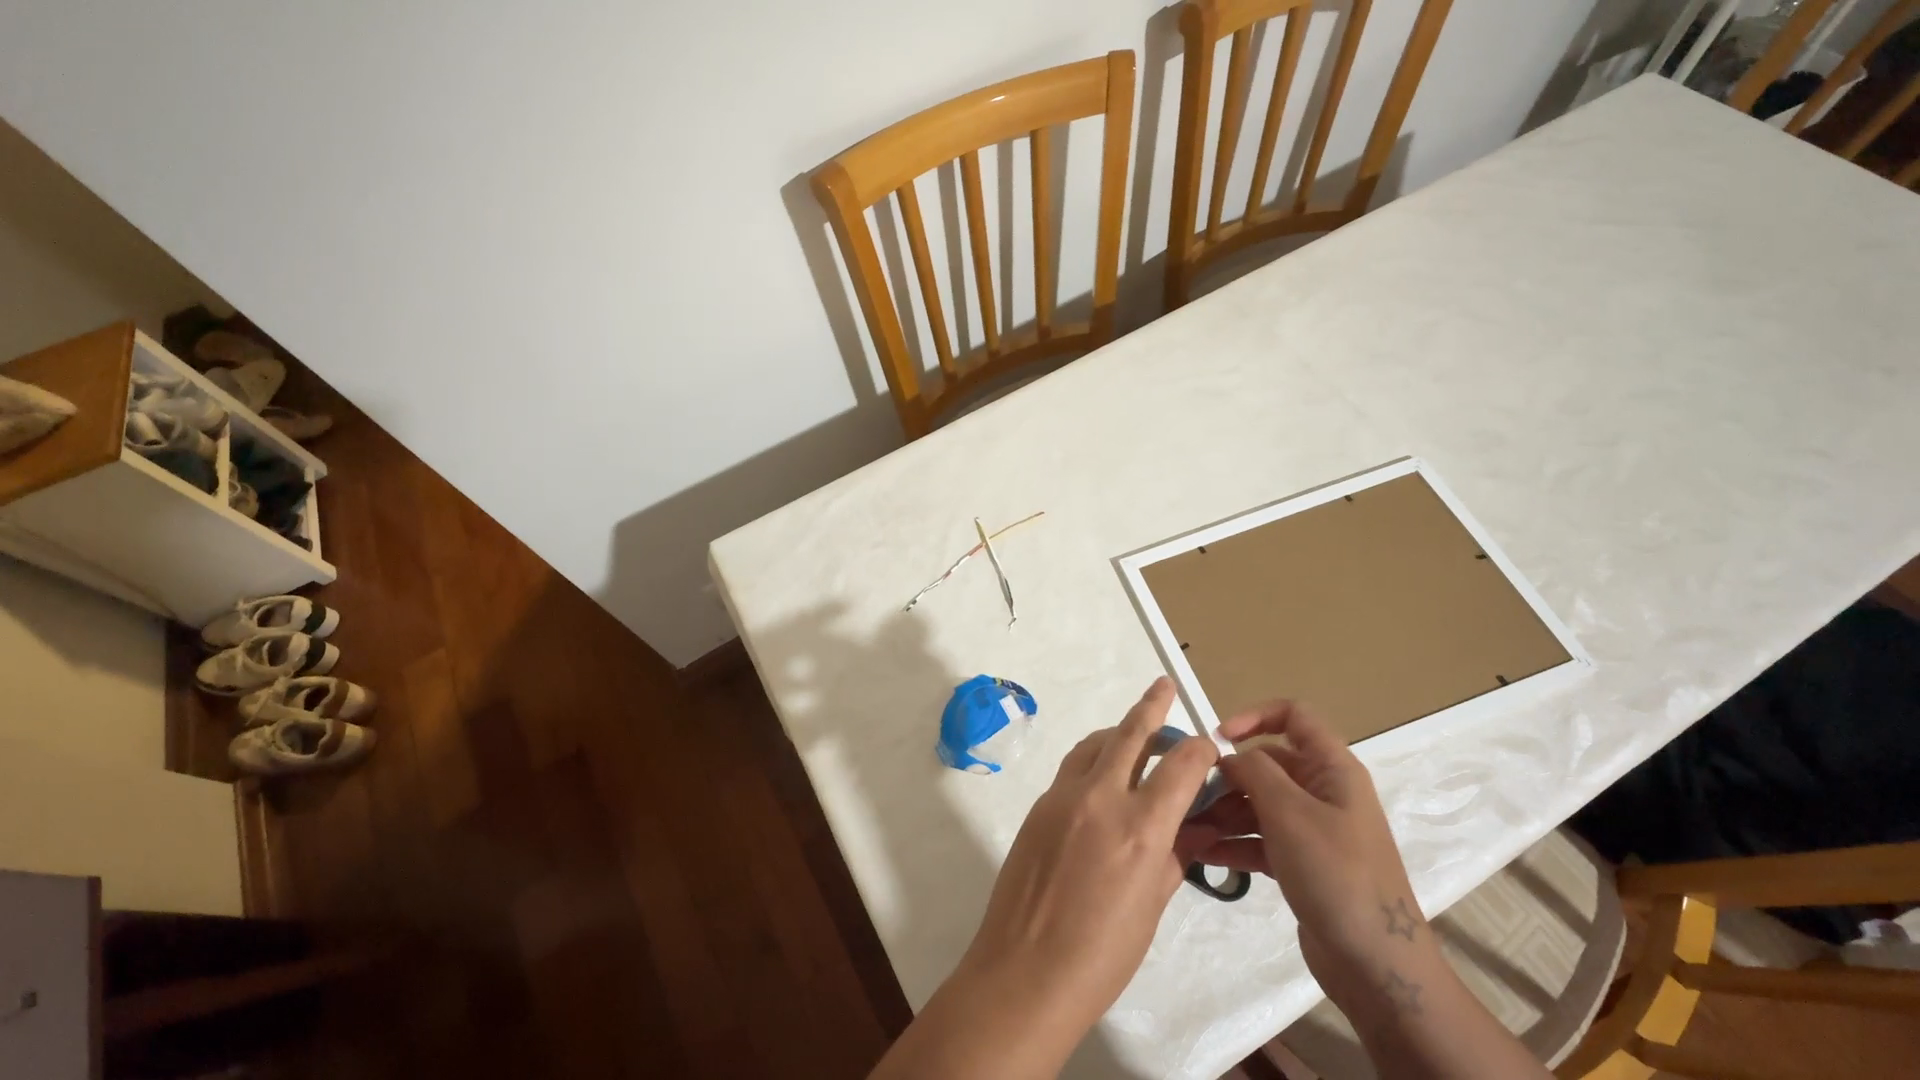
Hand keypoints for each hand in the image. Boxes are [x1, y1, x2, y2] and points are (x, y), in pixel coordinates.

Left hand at [961, 676, 1219, 1034]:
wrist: (1023, 972)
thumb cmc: (1101, 955)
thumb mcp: (1152, 907)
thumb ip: (1174, 857)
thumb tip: (1193, 827)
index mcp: (1141, 828)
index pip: (1181, 765)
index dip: (1200, 749)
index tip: (1208, 745)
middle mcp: (1101, 799)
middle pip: (1130, 734)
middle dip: (1153, 706)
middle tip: (1164, 686)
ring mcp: (1062, 799)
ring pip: (1094, 745)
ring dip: (1118, 732)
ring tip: (1135, 734)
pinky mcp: (1037, 808)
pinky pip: (1072, 770)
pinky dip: (1093, 761)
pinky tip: (1103, 780)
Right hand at [1179, 700, 1420, 980]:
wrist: (1375, 962)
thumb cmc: (1336, 874)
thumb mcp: (1290, 813)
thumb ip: (1254, 772)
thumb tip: (1229, 754)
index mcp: (1332, 768)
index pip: (1293, 716)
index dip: (1253, 717)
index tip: (1216, 739)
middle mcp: (1324, 792)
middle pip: (1268, 765)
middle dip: (1228, 777)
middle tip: (1188, 797)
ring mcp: (1314, 831)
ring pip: (1260, 804)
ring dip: (1224, 813)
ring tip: (1187, 831)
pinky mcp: (1303, 864)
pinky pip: (1261, 840)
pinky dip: (1234, 843)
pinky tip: (1202, 855)